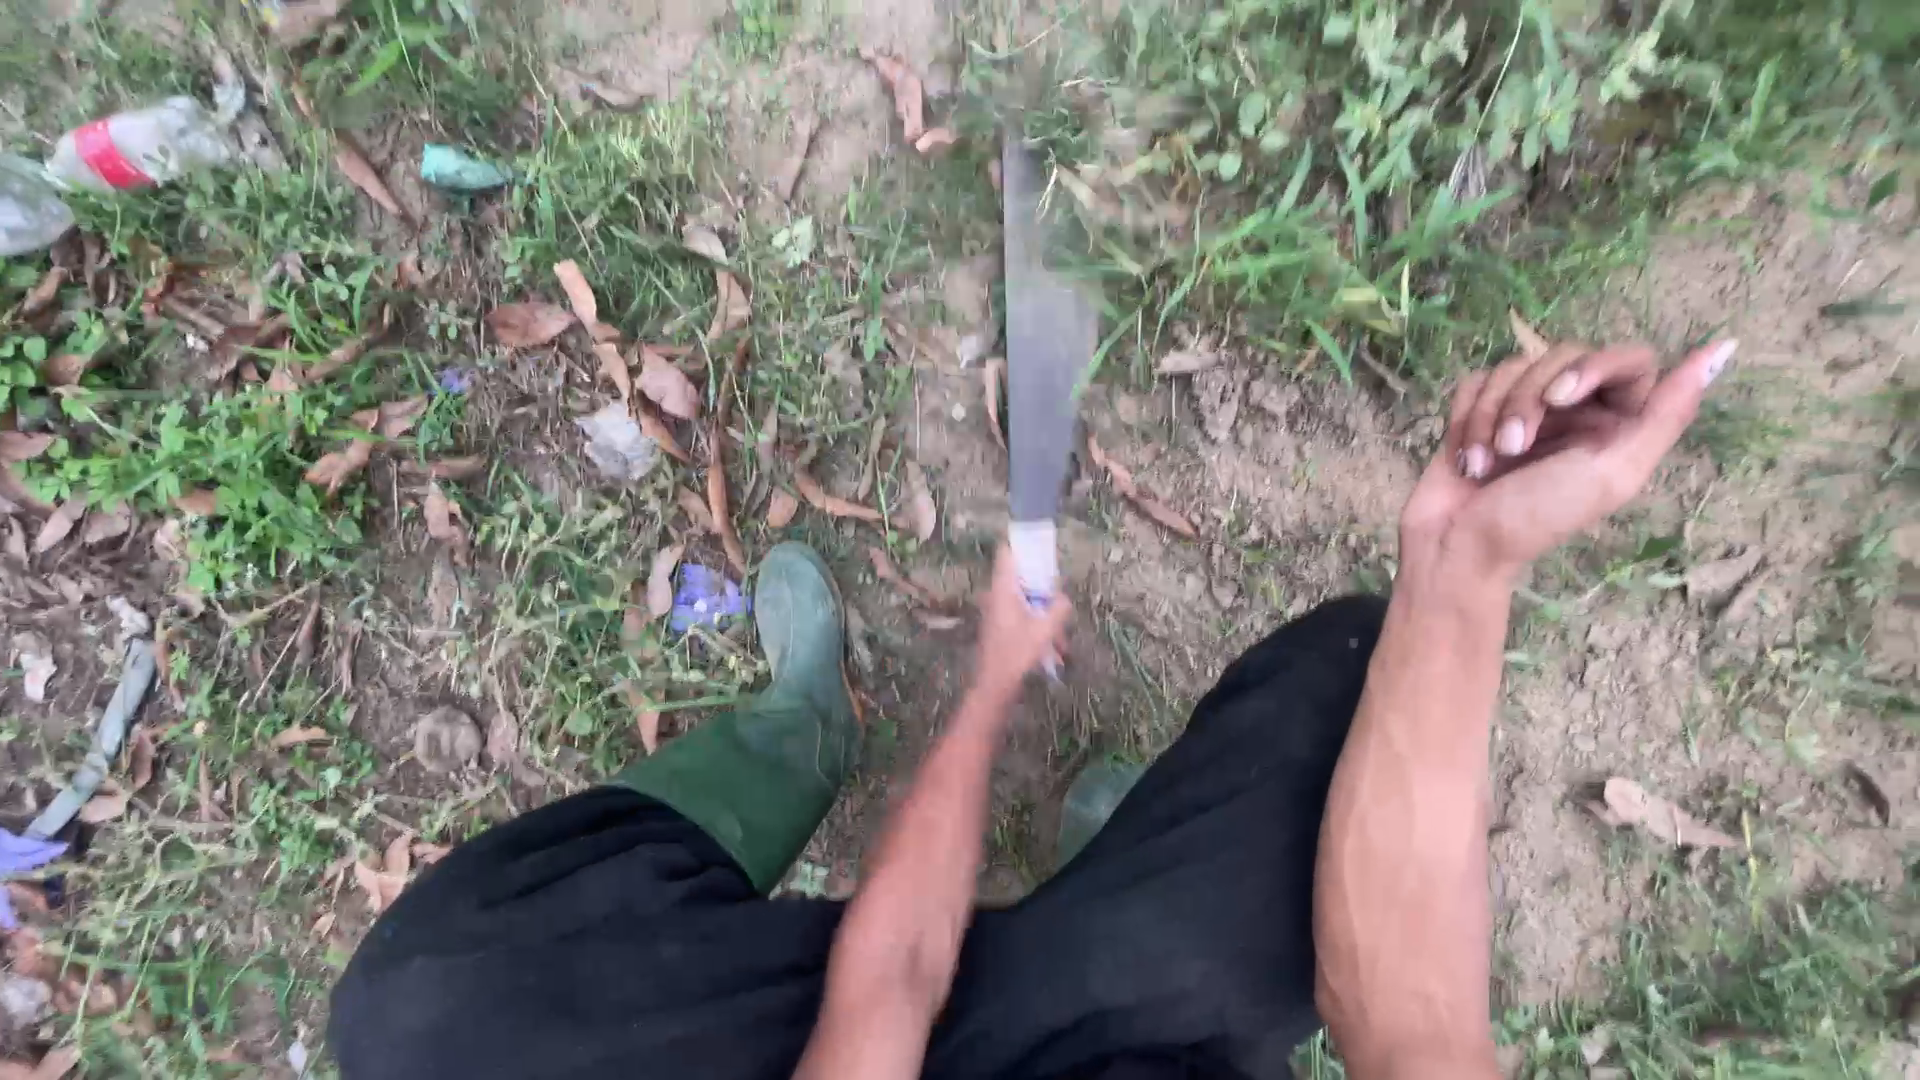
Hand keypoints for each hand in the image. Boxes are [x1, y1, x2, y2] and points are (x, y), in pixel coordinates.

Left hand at [972, 544, 1072, 702]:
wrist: (995, 684)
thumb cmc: (1017, 653)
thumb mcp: (1045, 629)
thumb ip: (1058, 607)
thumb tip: (1061, 597)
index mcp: (1003, 588)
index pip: (1007, 552)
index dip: (1024, 545)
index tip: (1043, 547)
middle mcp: (997, 594)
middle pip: (1022, 576)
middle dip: (1044, 587)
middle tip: (1059, 601)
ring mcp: (997, 610)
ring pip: (1025, 599)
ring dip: (1044, 614)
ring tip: (1060, 640)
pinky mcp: (1001, 625)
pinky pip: (1023, 615)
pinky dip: (1038, 625)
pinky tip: (1053, 648)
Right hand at [1400, 338, 1735, 587]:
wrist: (1456, 544)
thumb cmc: (1535, 518)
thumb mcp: (1612, 473)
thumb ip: (1666, 415)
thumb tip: (1722, 349)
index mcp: (1619, 423)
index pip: (1626, 358)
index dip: (1589, 368)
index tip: (1558, 398)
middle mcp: (1574, 411)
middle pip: (1558, 356)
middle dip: (1526, 400)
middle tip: (1513, 447)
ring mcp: (1522, 411)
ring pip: (1509, 370)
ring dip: (1490, 416)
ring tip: (1484, 461)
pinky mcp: (1476, 415)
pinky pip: (1474, 384)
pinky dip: (1465, 417)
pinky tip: (1466, 454)